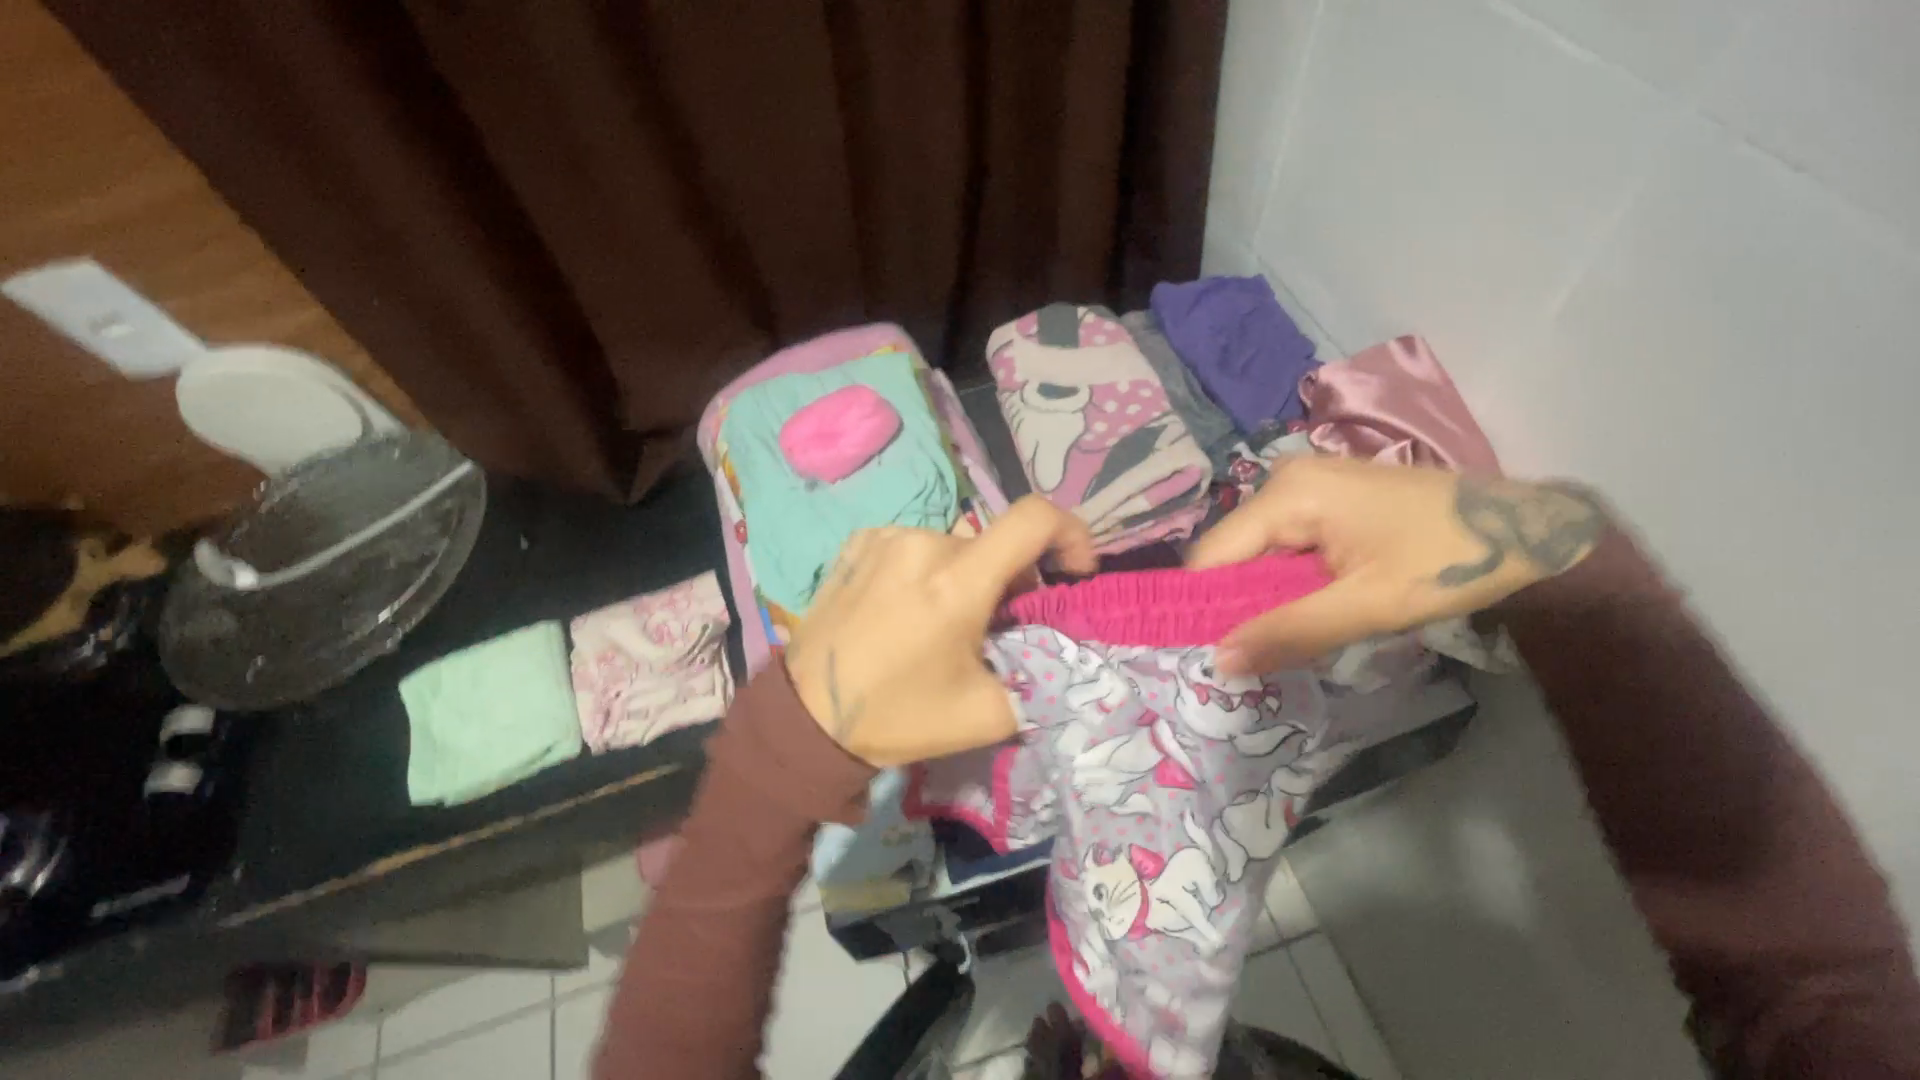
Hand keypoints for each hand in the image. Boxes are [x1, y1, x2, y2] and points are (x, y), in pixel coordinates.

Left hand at [785, 495, 1096, 766]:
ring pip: (955, 546)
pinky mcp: (858, 543)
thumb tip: (1056, 651)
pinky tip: (908, 609)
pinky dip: (928, 571)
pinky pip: (915, 546)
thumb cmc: (897, 715)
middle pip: (994, 544)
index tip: (1073, 572)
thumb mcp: (986, 715)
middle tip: (998, 627)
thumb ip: (1038, 676)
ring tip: (945, 624)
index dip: (1071, 534)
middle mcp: (922, 543)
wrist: (807, 717)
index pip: (1034, 518)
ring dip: (967, 576)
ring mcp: (885, 538)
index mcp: (957, 581)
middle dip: (1011, 579)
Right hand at [1187, 457, 1604, 674]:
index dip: (1202, 606)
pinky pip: (1281, 542)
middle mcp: (1284, 478)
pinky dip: (1286, 579)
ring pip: (1255, 551)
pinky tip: (1310, 603)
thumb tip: (1218, 662)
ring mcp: (1304, 482)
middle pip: (1231, 552)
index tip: (1207, 654)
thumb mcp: (1369, 606)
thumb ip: (1288, 631)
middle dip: (1238, 603)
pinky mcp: (1323, 495)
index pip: (1211, 556)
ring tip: (1289, 630)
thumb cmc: (1450, 562)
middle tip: (1258, 652)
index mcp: (1287, 494)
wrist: (1530, 529)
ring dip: (1264, 594)